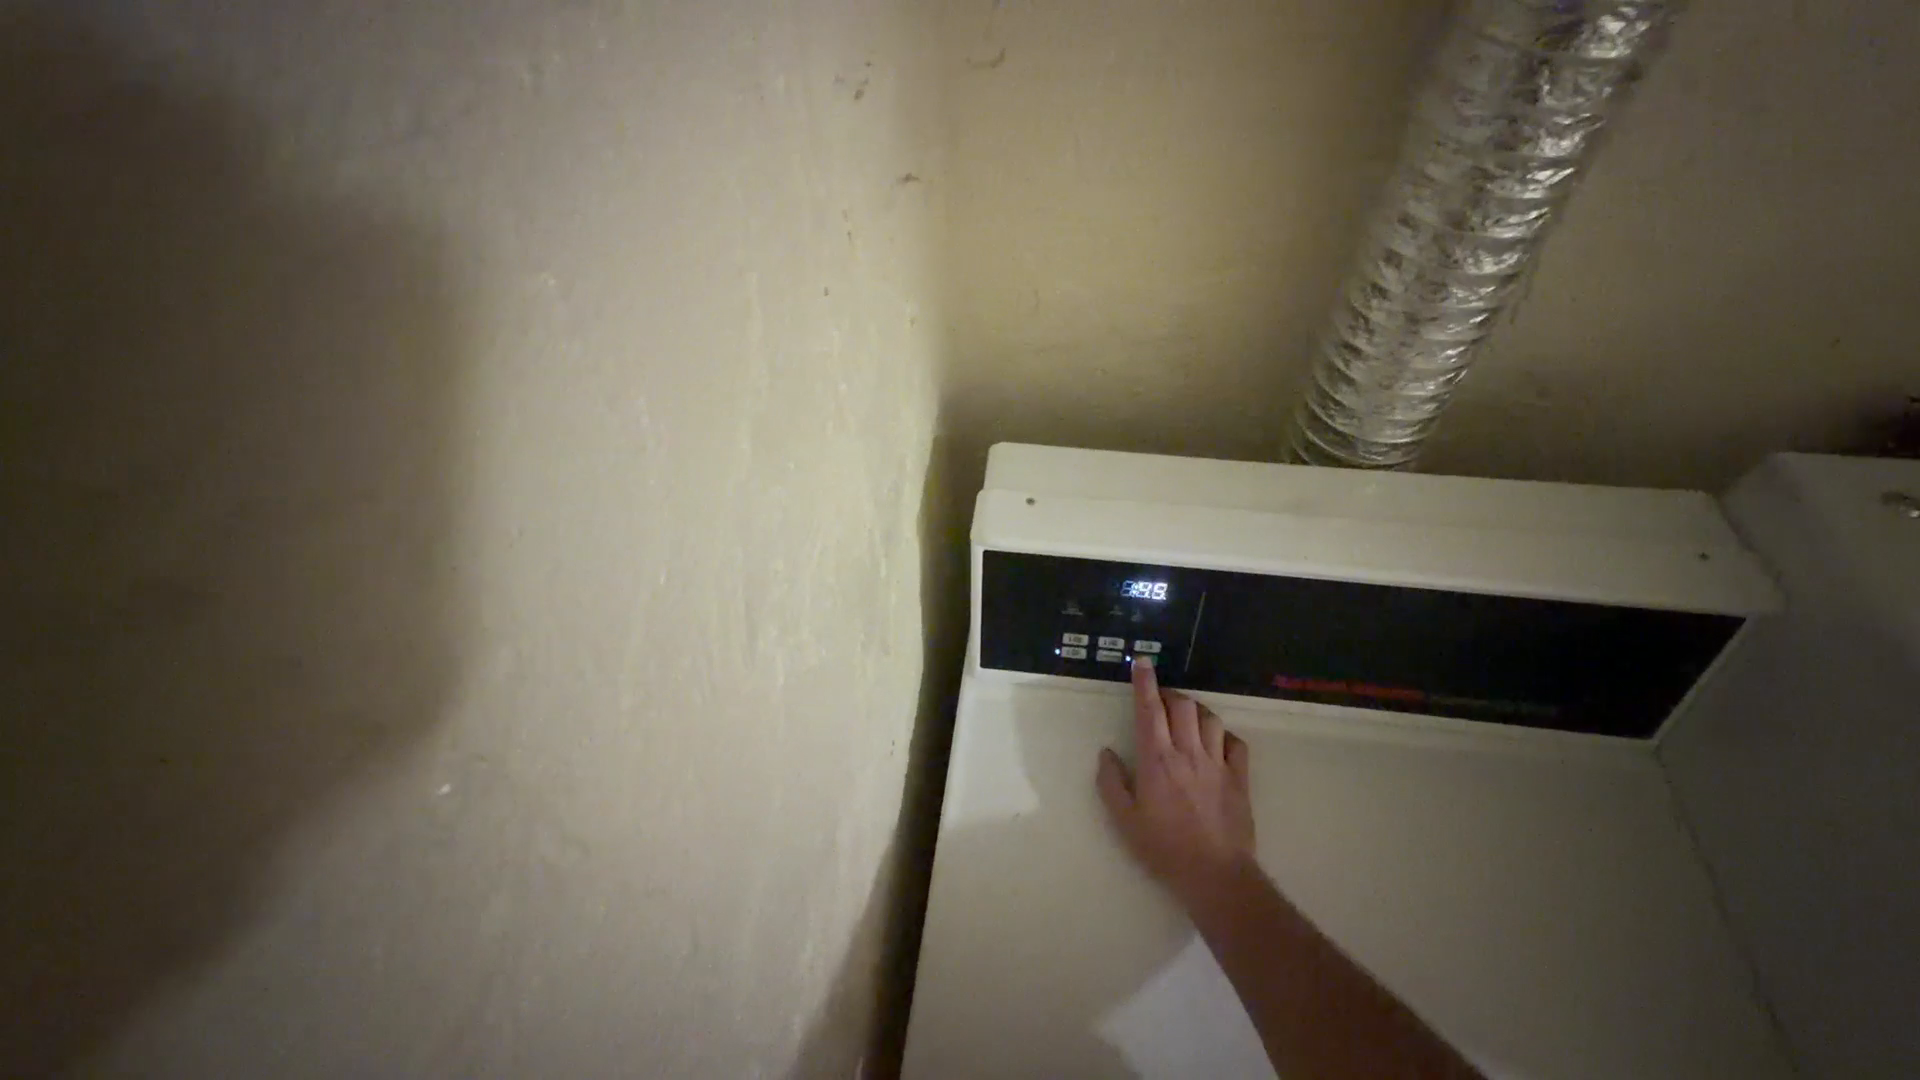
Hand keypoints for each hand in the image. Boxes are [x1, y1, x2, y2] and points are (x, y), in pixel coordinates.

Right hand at [1097, 655, 1254, 904]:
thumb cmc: (1163, 848)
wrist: (1215, 874)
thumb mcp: (1124, 820)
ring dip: (1195, 711)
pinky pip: (1235, 743)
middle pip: (1182, 705)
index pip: (1149, 709)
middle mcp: (1187, 752)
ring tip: (1185, 718)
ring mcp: (1217, 763)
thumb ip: (1111, 782)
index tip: (1143, 662)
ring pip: (1210, 719)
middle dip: (1170, 694)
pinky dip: (1224, 735)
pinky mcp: (1239, 778)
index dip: (1144, 682)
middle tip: (1159, 701)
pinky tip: (1215, 743)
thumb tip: (1107, 753)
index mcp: (1156, 759)